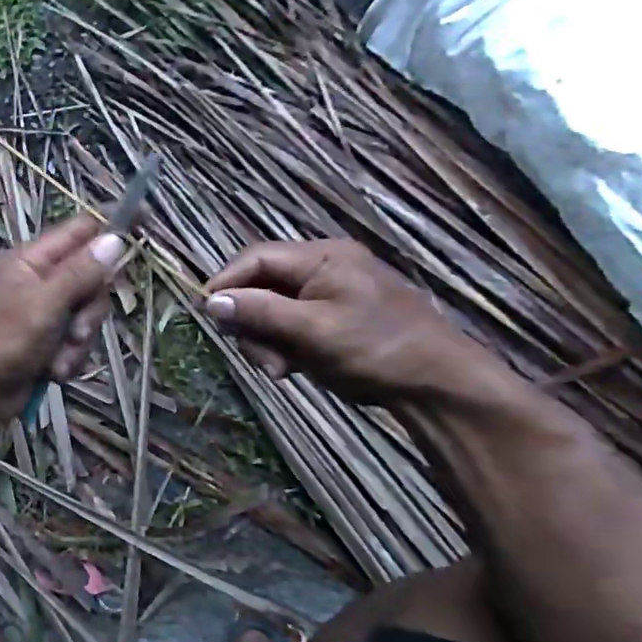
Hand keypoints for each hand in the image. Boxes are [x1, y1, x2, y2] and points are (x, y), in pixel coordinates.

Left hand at [0, 216, 124, 424]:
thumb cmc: (4, 342)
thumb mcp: (45, 303)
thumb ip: (81, 272)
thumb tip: (115, 238)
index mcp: (31, 259)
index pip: (80, 231)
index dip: (110, 230)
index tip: (144, 225)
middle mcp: (39, 280)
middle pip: (92, 278)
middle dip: (89, 311)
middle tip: (76, 331)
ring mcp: (44, 311)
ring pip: (87, 314)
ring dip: (78, 342)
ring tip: (57, 360)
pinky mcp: (48, 340)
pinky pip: (76, 341)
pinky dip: (68, 358)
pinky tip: (52, 371)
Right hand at [202, 239, 519, 405]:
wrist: (436, 384)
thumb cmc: (376, 348)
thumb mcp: (313, 329)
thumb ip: (261, 312)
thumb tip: (211, 302)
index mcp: (322, 258)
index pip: (257, 258)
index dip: (226, 282)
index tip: (206, 312)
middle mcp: (322, 270)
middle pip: (260, 286)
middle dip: (250, 321)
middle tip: (256, 355)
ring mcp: (326, 297)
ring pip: (270, 312)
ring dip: (265, 341)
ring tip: (279, 369)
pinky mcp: (328, 322)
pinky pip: (288, 328)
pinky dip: (282, 348)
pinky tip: (291, 369)